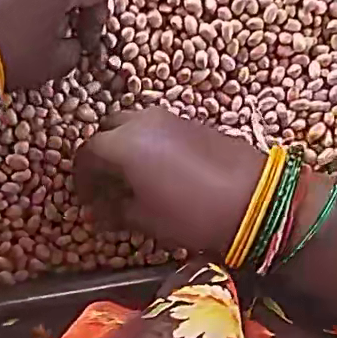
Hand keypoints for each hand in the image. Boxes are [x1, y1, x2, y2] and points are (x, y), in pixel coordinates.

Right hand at [72, 109, 270, 255]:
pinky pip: (157, 129)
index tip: (85, 199)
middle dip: (101, 157)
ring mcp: (169, 117)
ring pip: (133, 126)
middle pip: (107, 131)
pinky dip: (148, 145)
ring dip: (125, 148)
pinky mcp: (192, 122)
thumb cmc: (191, 213)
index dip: (81, 178)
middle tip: (105, 186)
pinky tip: (157, 172)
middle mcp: (141, 121)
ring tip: (131, 180)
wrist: (255, 198)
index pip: (86, 153)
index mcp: (122, 144)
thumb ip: (116, 211)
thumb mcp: (146, 219)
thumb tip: (101, 212)